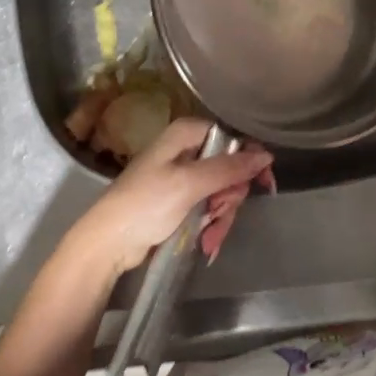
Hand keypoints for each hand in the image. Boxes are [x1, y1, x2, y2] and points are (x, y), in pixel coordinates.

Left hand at [67, 118, 273, 276]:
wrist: (109, 241)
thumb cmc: (146, 204)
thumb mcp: (189, 183)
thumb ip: (228, 168)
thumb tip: (266, 154)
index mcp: (185, 134)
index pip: (232, 138)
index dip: (249, 162)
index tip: (264, 186)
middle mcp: (185, 149)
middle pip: (230, 169)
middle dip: (229, 198)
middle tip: (218, 213)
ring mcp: (181, 176)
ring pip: (221, 192)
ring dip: (220, 217)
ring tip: (208, 236)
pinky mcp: (178, 201)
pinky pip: (207, 208)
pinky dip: (210, 225)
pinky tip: (205, 242)